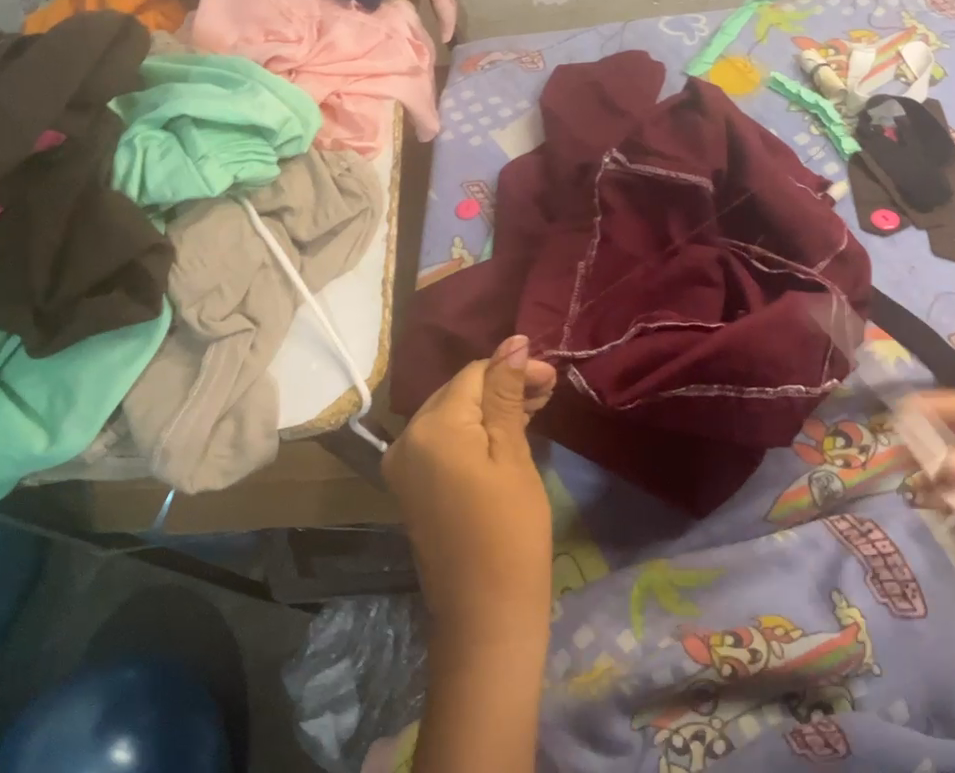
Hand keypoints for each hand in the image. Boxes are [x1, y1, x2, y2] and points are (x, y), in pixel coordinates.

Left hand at [383, 335, 558, 641]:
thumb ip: (506, 395)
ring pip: (450, 415)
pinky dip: (471, 434)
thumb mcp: (512, 456)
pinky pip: (441, 441)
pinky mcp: (409, 485)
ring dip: (488, 409)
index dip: (514, 369)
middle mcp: (406, 438)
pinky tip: (504, 434)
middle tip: (547, 393)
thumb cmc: (510, 531)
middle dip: (501, 386)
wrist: (484, 613)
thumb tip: (513, 342)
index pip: (474, 374)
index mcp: (432, 426)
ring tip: (533, 411)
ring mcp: (403, 464)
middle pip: (458, 392)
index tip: (552, 380)